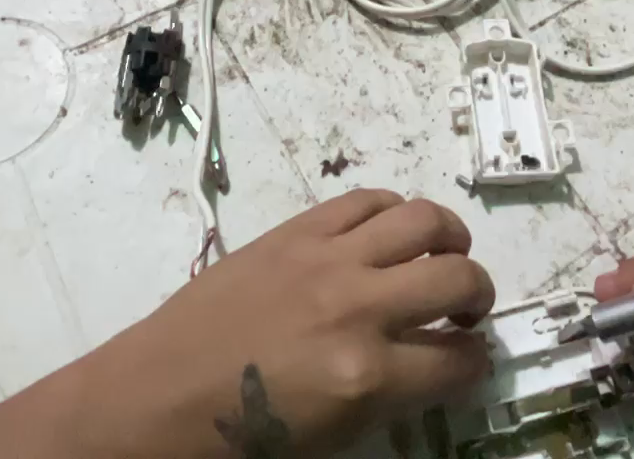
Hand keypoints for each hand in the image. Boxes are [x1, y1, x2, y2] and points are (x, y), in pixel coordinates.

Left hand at [0, 189, 495, 458]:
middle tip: (469, 305)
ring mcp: (328, 257)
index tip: (472, 356)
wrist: (155, 398)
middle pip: (456, 277)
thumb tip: (434, 362)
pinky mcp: (298, 229)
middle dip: (479, 293)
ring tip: (446, 252)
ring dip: (450, 236)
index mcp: (366, 376)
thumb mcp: (331, 437)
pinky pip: (365, 199)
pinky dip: (392, 209)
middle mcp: (359, 306)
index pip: (458, 361)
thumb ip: (391, 394)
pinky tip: (391, 229)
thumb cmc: (240, 437)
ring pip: (421, 219)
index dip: (476, 362)